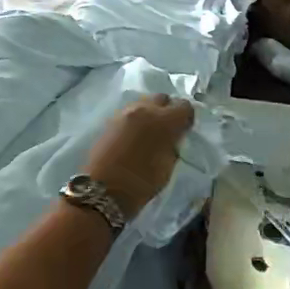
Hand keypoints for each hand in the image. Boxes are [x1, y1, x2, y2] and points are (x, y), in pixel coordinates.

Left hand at [80, 94, 193, 218]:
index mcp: (163, 121)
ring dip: (151, 113)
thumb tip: (173, 137)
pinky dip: (137, 119)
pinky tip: (136, 135)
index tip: (185, 130)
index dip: (187, 118)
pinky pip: (130, 112)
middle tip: (168, 129)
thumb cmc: (141, 183)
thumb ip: (173, 145)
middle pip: (162, 98)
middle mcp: (144, 109)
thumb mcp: (168, 166)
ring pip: (144, 102)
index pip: (184, 106)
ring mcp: (124, 113)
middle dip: (168, 110)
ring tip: (150, 132)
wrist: (103, 190)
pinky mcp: (110, 120)